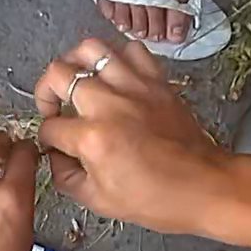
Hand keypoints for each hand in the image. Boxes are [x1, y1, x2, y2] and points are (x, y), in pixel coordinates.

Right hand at [35, 39, 237, 236]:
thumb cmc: (157, 199)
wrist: (205, 187)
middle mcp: (110, 104)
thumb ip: (66, 177)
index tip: (54, 145)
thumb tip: (55, 156)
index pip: (50, 127)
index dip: (46, 138)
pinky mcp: (157, 81)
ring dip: (75, 62)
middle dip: (45, 91)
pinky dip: (117, 57)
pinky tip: (114, 76)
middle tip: (53, 107)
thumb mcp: (100, 201)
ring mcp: (135, 87)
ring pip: (91, 48)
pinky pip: (132, 50)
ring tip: (77, 80)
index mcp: (92, 138)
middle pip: (59, 73)